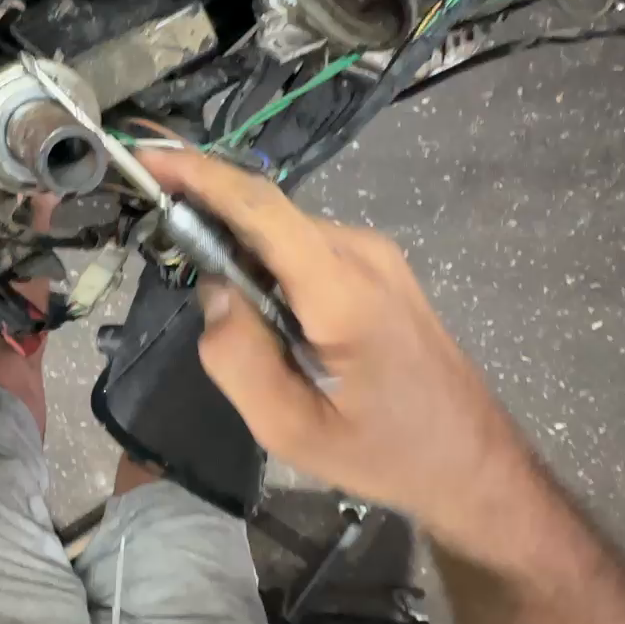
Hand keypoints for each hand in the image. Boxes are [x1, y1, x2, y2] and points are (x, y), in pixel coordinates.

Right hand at [141, 151, 535, 551]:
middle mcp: (361, 253)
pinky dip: (264, 261)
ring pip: (280, 230)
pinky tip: (262, 311)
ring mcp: (374, 256)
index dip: (201, 176)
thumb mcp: (290, 428)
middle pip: (264, 214)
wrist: (475, 464)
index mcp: (342, 291)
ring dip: (238, 249)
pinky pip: (300, 246)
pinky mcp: (375, 266)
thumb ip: (236, 358)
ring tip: (225, 308)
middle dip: (206, 216)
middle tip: (164, 247)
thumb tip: (214, 291)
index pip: (262, 209)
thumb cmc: (384, 452)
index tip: (149, 159)